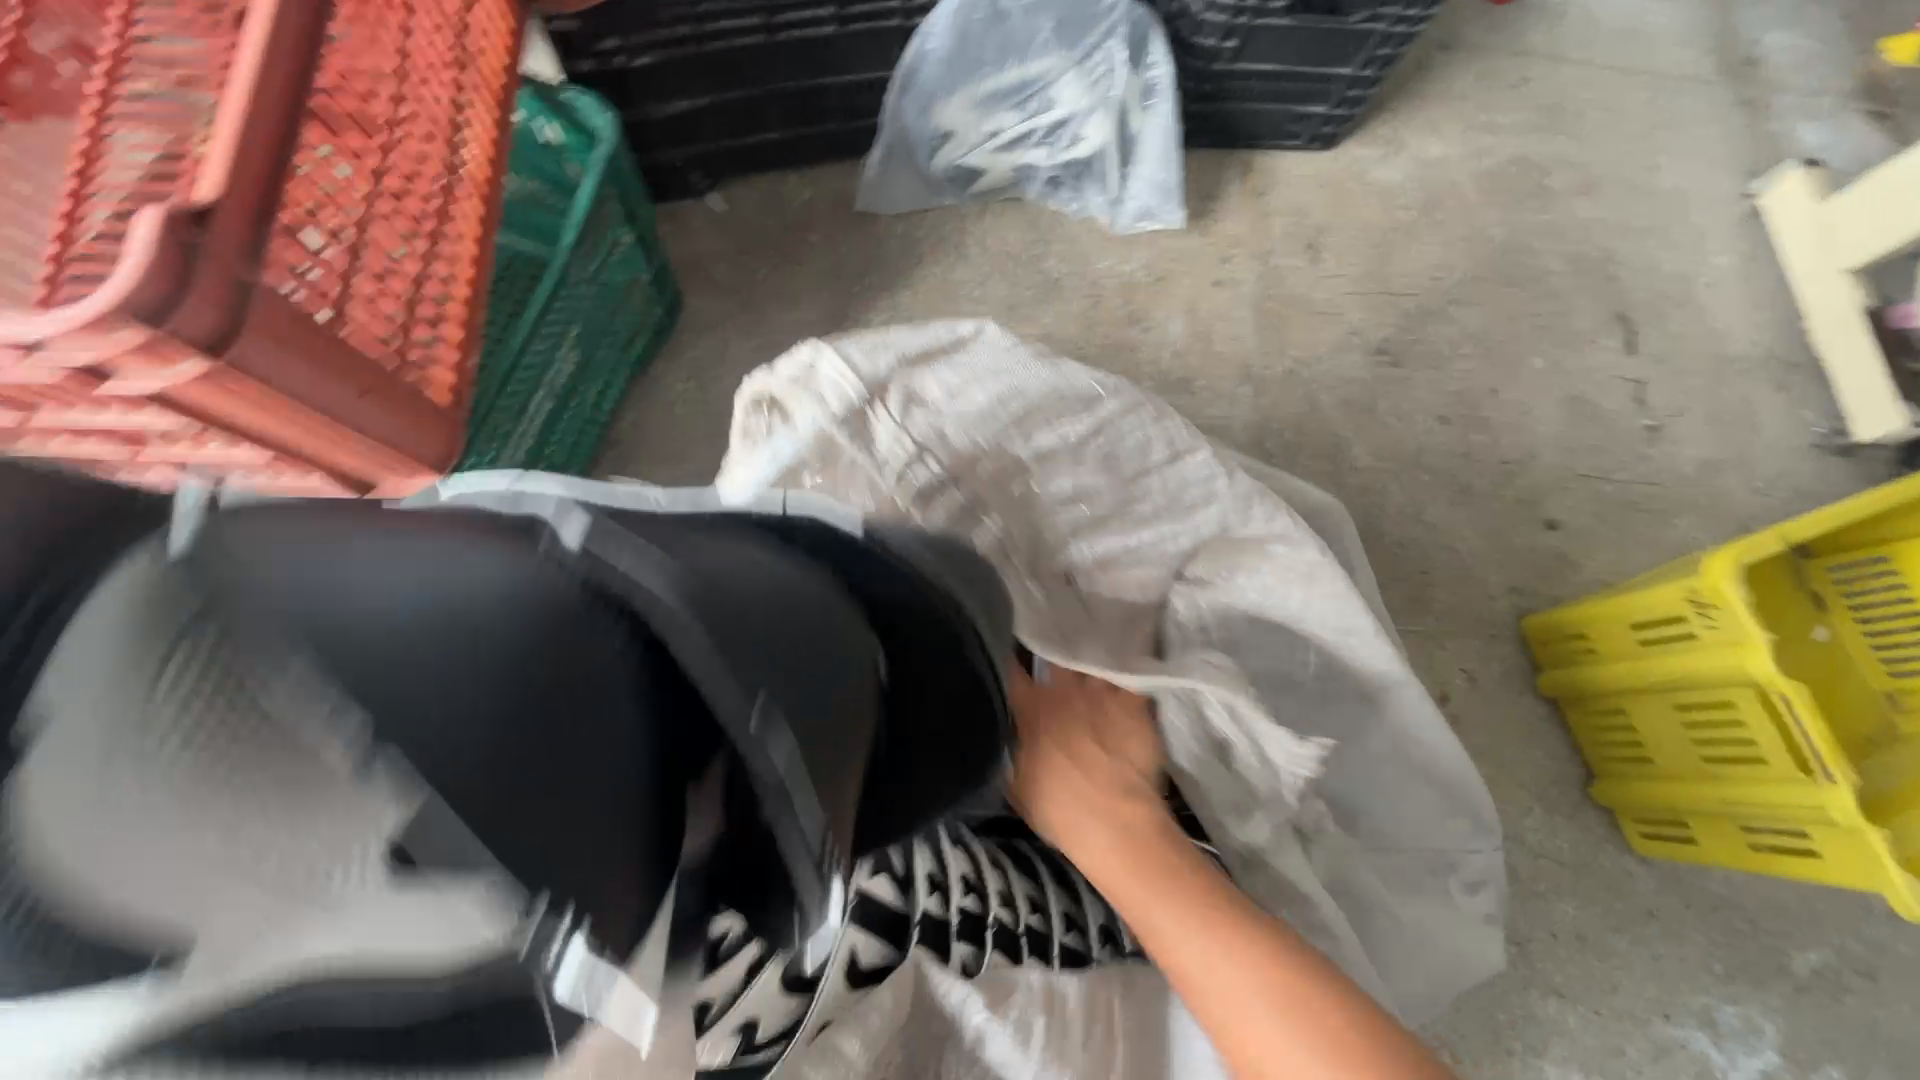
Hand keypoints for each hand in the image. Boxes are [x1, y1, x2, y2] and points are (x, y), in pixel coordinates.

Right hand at [1006, 664, 1170, 857]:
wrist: (1115, 822)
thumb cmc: (1058, 810)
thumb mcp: (1015, 784)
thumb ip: (1010, 749)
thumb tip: (1007, 735)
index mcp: (1031, 709)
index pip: (1011, 672)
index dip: (1009, 664)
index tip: (1010, 663)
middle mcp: (1064, 691)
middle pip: (1054, 657)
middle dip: (1052, 657)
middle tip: (1053, 664)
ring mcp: (1101, 693)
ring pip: (1093, 661)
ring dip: (1088, 663)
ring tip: (1090, 662)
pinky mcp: (1135, 703)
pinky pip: (1130, 677)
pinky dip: (1124, 677)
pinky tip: (1126, 674)